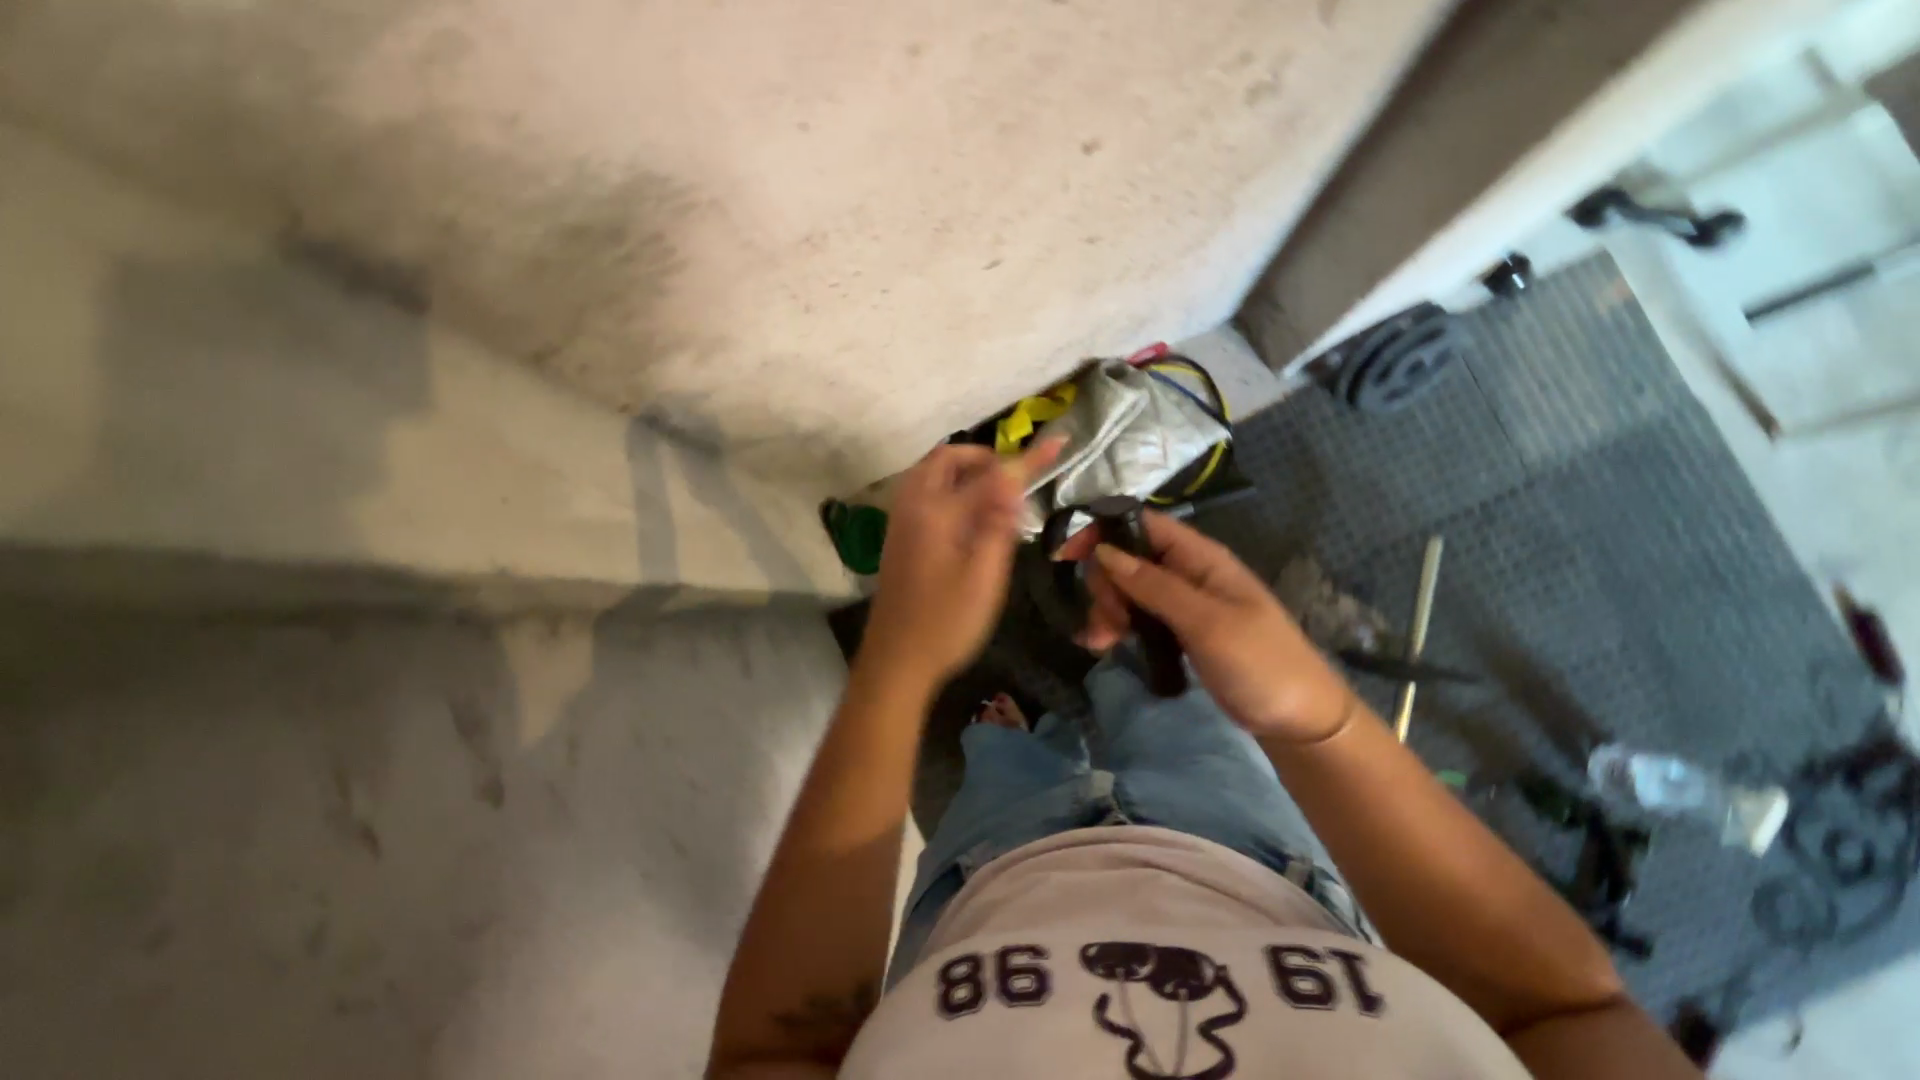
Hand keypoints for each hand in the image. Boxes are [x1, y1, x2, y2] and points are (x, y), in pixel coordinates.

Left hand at [861, 438, 1064, 685]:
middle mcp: (913, 507)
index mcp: (936, 512)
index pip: (990, 474)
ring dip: (964, 471)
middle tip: (1014, 477)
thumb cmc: (945, 624)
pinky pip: (924, 494)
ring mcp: (901, 523)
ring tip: (997, 493)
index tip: (1058, 442)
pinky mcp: (899, 540)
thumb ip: (998, 523)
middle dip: (983, 458)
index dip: (1026, 459)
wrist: (895, 662)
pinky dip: (950, 488)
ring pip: (931, 475)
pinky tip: (971, 516)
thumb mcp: (984, 577)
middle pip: (947, 459)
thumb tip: (1013, 480)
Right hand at [1060, 511, 1353, 741]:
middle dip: (1104, 585)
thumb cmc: (1260, 662)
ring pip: (1128, 590)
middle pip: (1127, 559)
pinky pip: (1138, 617)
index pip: (1141, 524)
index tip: (1064, 556)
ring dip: (1107, 610)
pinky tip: (1104, 647)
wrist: (1298, 719)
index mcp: (1200, 557)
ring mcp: (1184, 604)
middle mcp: (1188, 573)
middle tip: (1105, 623)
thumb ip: (1154, 586)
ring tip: (1101, 644)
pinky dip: (1118, 628)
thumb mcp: (1206, 622)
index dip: (1101, 531)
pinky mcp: (1180, 632)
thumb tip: (1104, 552)